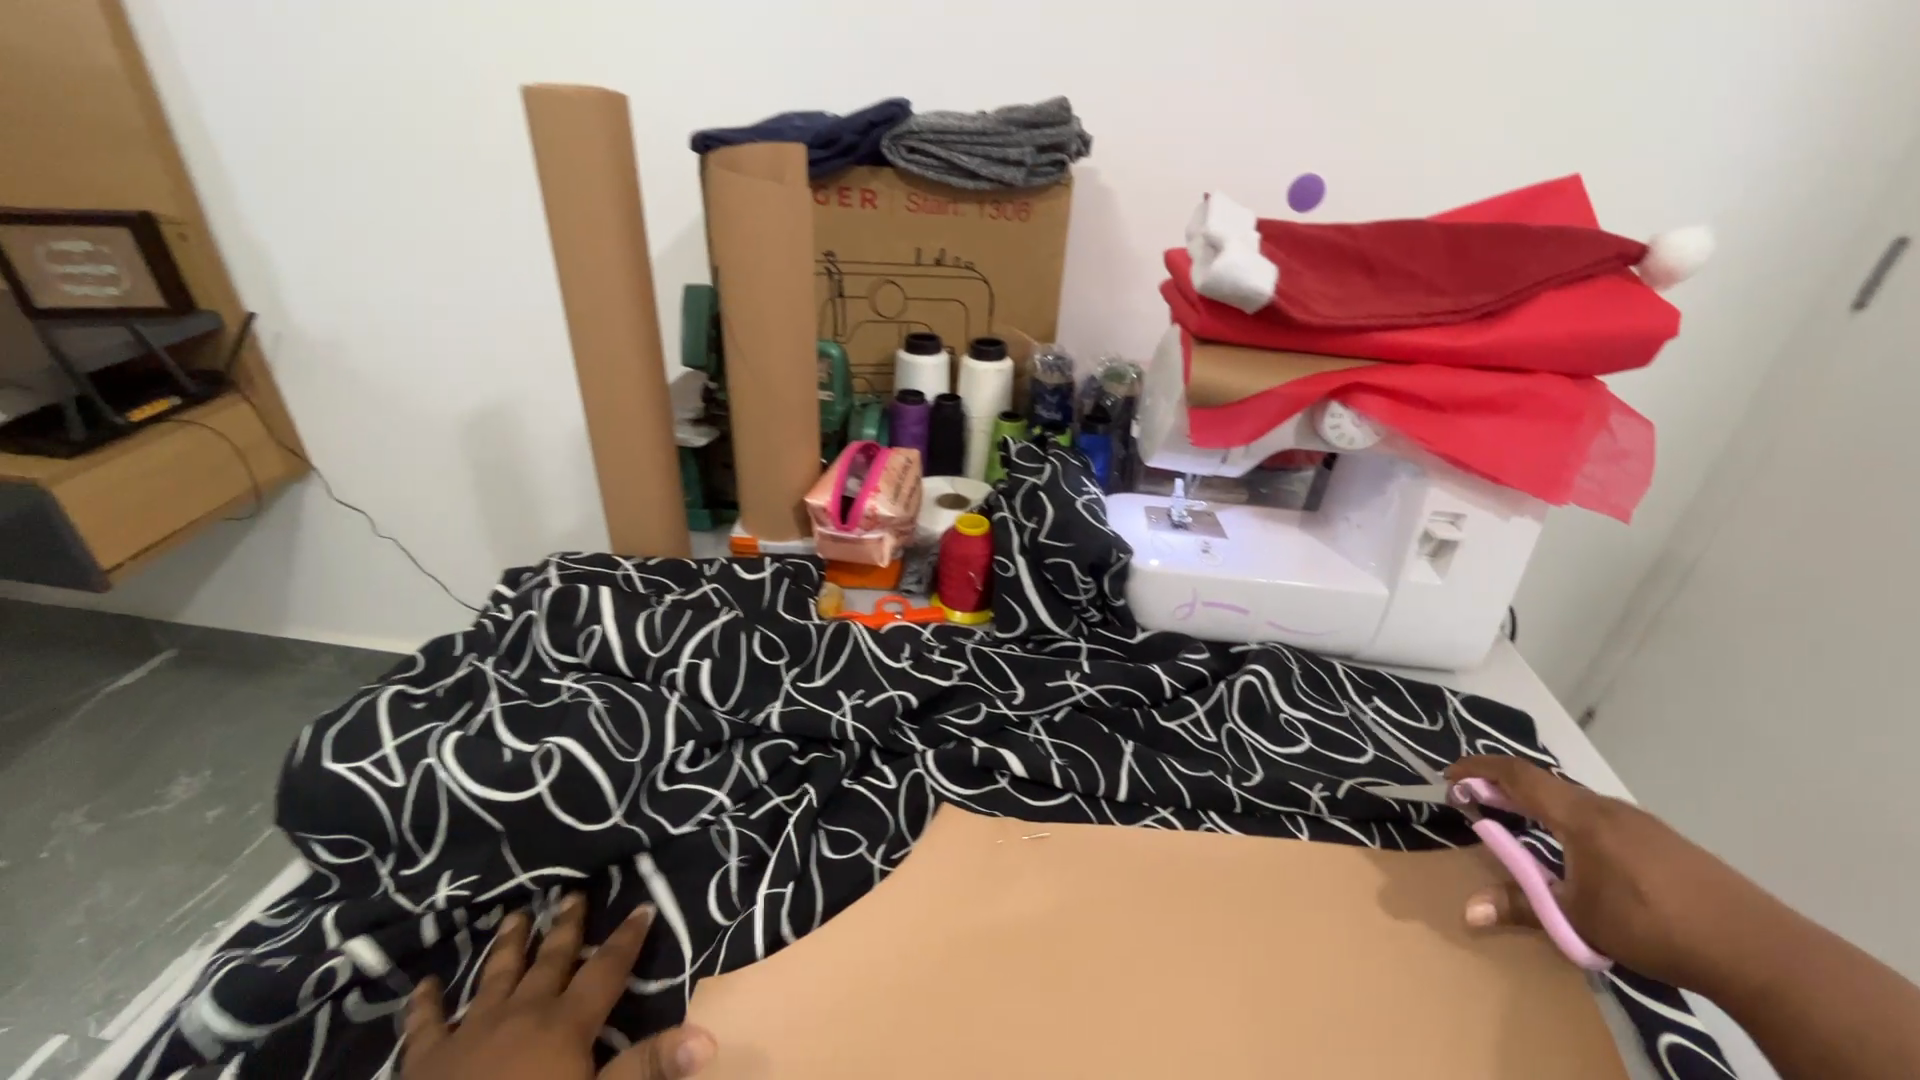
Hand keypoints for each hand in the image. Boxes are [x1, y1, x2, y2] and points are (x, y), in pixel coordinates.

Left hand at [403, 895, 715, 1079]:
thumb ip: (648, 1068)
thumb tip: (707, 1036)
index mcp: (564, 1026)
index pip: (606, 971)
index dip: (626, 939)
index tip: (643, 906)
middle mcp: (520, 1015)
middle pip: (549, 962)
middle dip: (565, 928)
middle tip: (572, 894)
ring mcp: (468, 1034)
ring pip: (493, 977)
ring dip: (507, 946)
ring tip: (515, 915)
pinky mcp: (425, 1063)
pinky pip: (425, 1025)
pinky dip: (425, 1002)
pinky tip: (423, 983)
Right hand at [1444, 755, 1792, 992]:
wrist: (1757, 949)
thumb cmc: (1653, 925)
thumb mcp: (1577, 919)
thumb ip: (1521, 907)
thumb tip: (1467, 911)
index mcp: (1581, 817)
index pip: (1519, 776)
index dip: (1479, 769)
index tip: (1449, 776)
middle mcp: (1608, 809)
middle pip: (1545, 784)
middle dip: (1503, 788)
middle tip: (1474, 801)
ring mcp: (1641, 824)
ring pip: (1575, 801)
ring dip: (1538, 804)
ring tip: (1518, 825)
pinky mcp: (1664, 844)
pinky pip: (1599, 818)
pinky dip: (1568, 820)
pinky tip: (1574, 853)